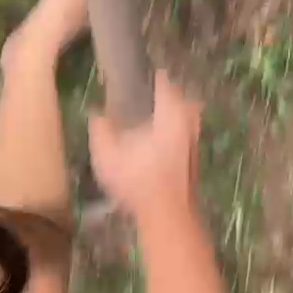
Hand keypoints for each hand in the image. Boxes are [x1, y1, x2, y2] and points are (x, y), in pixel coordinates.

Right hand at [87, 72, 202, 227]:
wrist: (167, 216)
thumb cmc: (137, 179)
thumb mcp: (106, 153)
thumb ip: (100, 128)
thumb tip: (96, 112)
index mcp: (170, 110)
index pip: (162, 80)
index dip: (147, 76)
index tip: (131, 78)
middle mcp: (188, 121)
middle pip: (178, 97)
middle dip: (161, 96)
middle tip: (140, 101)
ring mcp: (195, 142)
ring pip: (183, 118)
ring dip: (168, 118)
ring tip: (144, 124)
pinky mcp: (196, 161)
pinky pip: (183, 137)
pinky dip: (171, 136)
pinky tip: (152, 148)